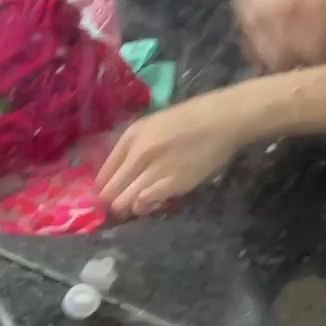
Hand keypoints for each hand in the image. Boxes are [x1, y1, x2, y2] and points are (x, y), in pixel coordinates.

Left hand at [96, 94, 255, 215]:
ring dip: (127, 207)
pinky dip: (145, 206)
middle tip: (116, 206)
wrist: (225, 118)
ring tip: (135, 202)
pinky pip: (147, 204)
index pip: (102, 176)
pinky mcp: (175, 183)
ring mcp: (156, 170)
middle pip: (109, 193)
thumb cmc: (187, 120)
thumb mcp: (149, 125)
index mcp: (131, 137)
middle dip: (109, 203)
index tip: (103, 197)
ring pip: (124, 202)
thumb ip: (126, 150)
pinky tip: (151, 201)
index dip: (99, 191)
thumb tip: (107, 178)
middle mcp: (139, 154)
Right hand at [234, 0, 325, 69]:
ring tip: (292, 58)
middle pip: (291, 60)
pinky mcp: (243, 16)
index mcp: (318, 3)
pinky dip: (263, 52)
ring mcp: (260, 14)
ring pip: (268, 58)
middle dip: (301, 66)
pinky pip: (252, 47)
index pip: (320, 53)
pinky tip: (275, 46)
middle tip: (310, 64)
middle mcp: (286, 11)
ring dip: (281, 62)